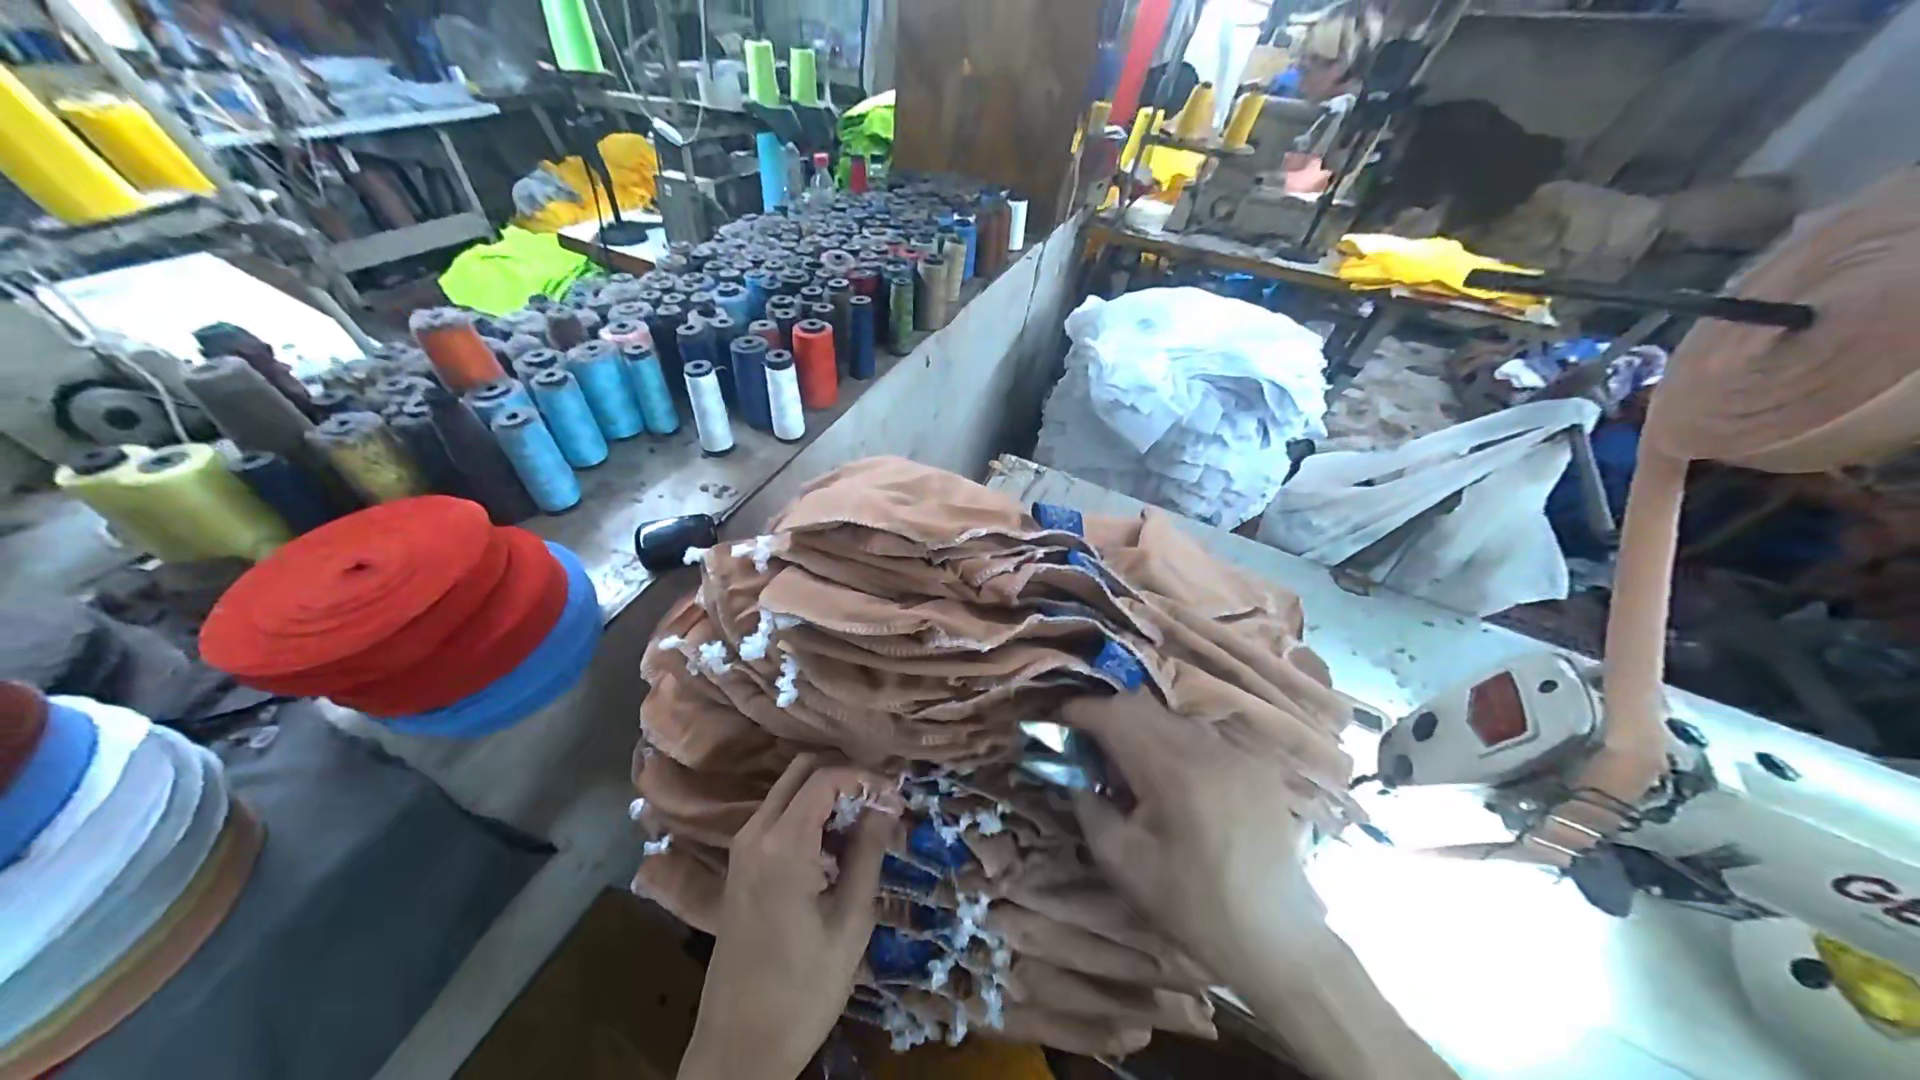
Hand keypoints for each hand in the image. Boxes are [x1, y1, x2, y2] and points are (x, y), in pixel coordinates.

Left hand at [677, 755, 898, 1079]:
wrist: (740, 1046)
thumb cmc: (804, 986)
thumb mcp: (851, 918)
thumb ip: (868, 850)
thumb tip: (888, 803)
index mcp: (782, 844)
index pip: (825, 777)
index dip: (865, 777)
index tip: (897, 796)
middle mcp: (754, 833)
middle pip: (801, 771)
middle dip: (845, 775)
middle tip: (882, 799)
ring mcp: (742, 848)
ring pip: (788, 791)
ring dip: (827, 794)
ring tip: (867, 822)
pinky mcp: (740, 866)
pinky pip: (777, 818)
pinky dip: (809, 815)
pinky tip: (837, 845)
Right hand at [1063, 692, 1322, 982]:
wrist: (1275, 937)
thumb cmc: (1190, 904)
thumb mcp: (1119, 859)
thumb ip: (1086, 803)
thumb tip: (1071, 768)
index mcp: (1173, 770)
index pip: (1114, 714)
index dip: (1080, 711)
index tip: (1058, 722)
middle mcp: (1208, 746)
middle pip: (1142, 705)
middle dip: (1107, 717)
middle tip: (1090, 750)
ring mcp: (1239, 751)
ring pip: (1171, 716)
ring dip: (1141, 728)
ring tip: (1132, 769)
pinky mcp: (1257, 762)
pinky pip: (1201, 734)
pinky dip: (1173, 742)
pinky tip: (1173, 780)